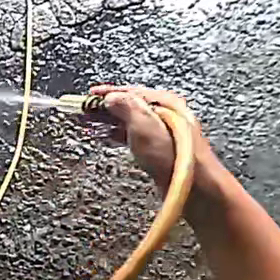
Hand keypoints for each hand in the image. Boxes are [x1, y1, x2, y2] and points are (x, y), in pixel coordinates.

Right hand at [90, 84, 216, 190]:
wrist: (193, 187)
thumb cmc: (176, 158)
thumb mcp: (145, 126)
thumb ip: (127, 107)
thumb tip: (112, 97)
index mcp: (165, 103)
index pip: (130, 92)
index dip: (107, 92)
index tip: (90, 94)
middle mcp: (166, 114)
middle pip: (130, 104)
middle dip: (106, 106)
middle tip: (86, 109)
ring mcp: (164, 132)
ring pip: (131, 119)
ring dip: (110, 120)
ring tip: (93, 122)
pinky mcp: (160, 148)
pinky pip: (134, 134)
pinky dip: (118, 133)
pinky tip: (110, 137)